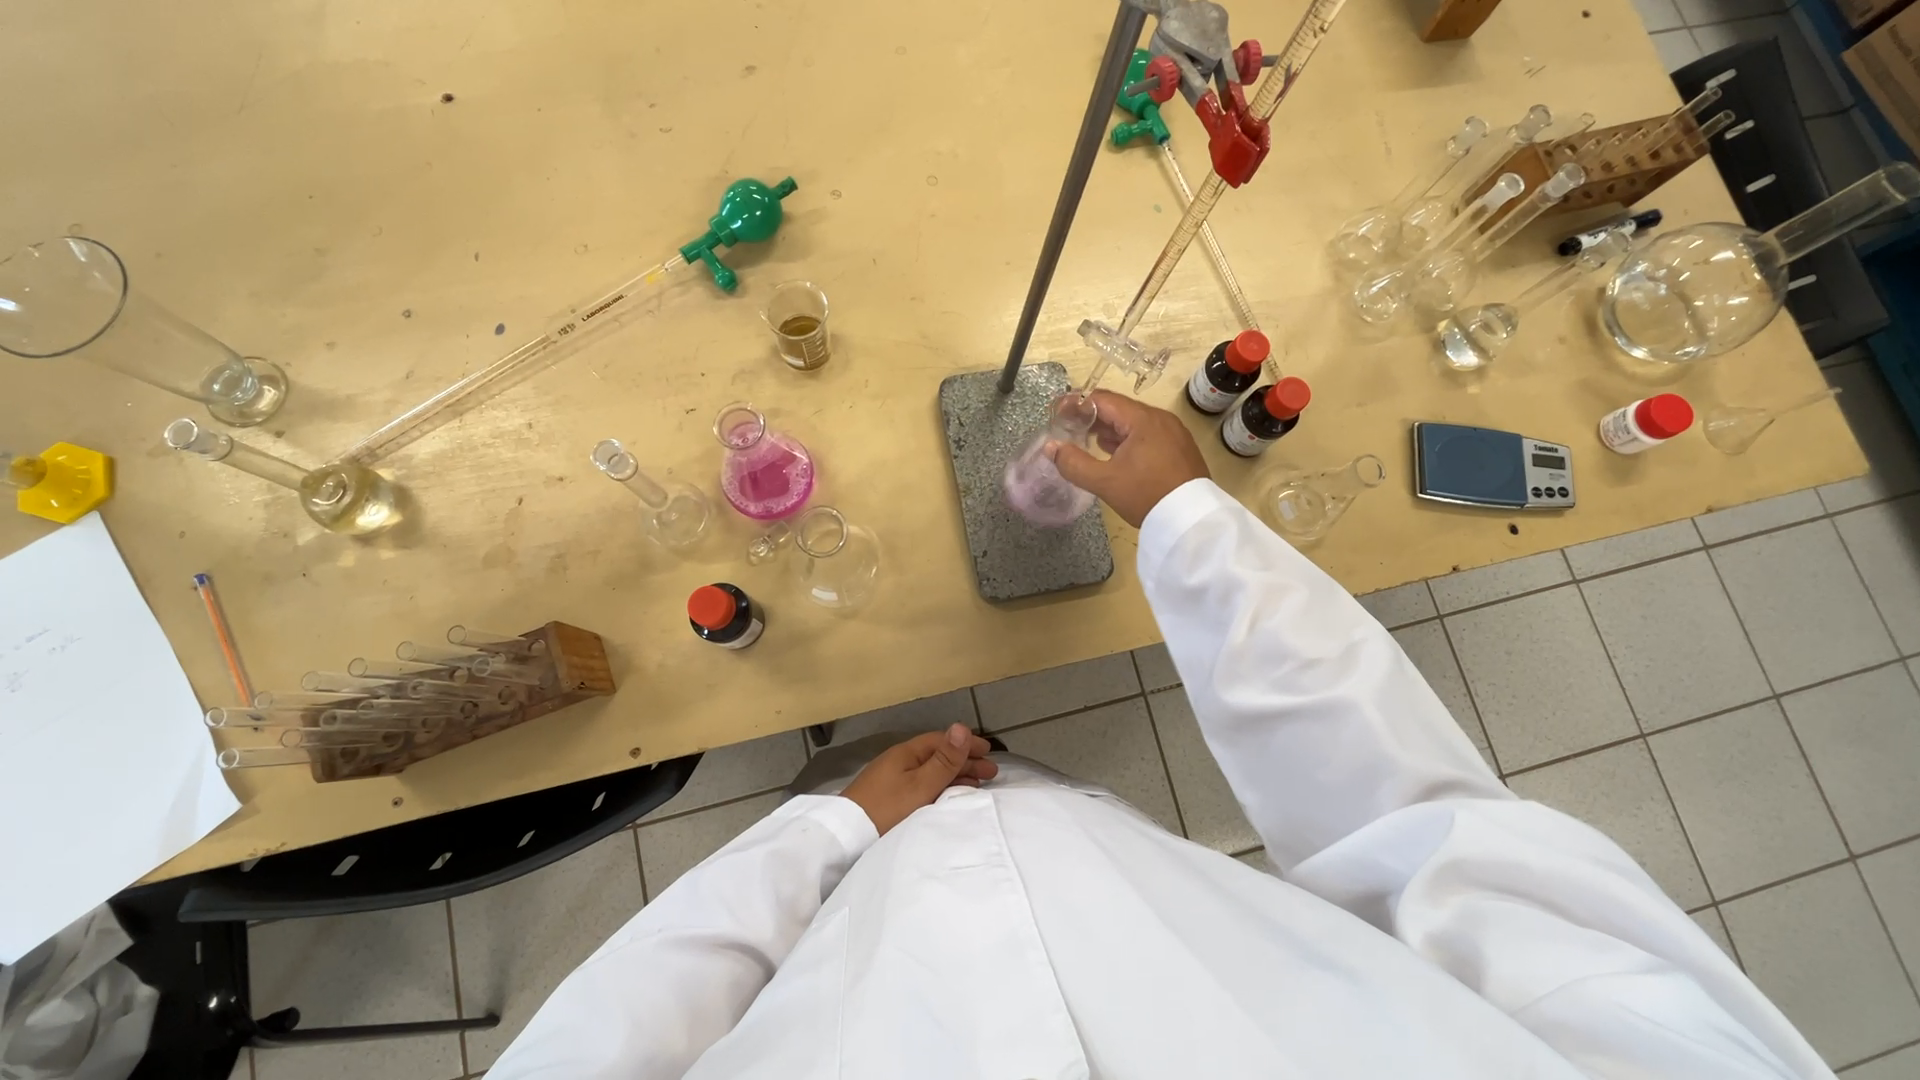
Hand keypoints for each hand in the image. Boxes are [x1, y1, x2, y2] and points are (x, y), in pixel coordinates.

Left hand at [841, 724, 999, 834]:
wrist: (846, 838)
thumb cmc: (887, 809)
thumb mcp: (921, 785)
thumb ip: (944, 760)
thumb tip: (961, 726)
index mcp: (906, 753)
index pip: (941, 740)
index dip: (965, 744)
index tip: (989, 752)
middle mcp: (898, 762)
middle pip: (936, 755)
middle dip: (964, 761)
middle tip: (990, 772)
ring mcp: (891, 780)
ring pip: (930, 771)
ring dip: (954, 775)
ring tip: (975, 785)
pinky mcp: (888, 799)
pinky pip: (922, 785)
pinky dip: (940, 787)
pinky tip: (946, 798)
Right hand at [1044, 390, 1209, 527]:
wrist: (1191, 521)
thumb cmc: (1146, 495)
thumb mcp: (1104, 482)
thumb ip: (1073, 463)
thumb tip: (1051, 448)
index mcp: (1142, 419)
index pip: (1102, 399)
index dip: (1076, 405)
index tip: (1057, 416)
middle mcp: (1160, 419)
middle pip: (1118, 409)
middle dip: (1091, 418)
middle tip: (1069, 431)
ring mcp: (1173, 433)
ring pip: (1133, 423)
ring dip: (1109, 430)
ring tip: (1088, 444)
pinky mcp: (1179, 448)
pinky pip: (1147, 435)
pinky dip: (1128, 440)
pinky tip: (1117, 456)